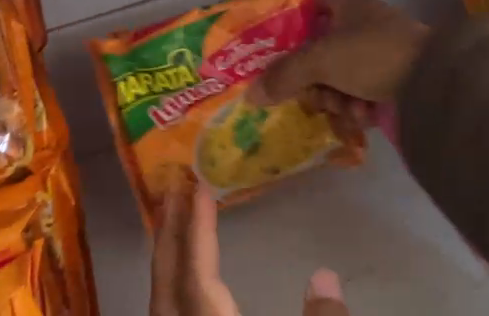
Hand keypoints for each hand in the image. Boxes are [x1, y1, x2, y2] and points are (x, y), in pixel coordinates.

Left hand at [150, 174, 350, 315]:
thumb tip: (326, 276)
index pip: (196, 273)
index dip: (196, 228)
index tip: (197, 186)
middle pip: (166, 280)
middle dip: (169, 232)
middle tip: (173, 186)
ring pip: (161, 298)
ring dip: (167, 256)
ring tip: (174, 220)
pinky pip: (169, 310)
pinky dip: (172, 284)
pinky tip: (185, 275)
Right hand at [248, 0, 428, 126]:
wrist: (433, 82)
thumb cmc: (373, 54)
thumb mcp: (321, 59)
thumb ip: (284, 75)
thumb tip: (250, 94)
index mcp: (348, 7)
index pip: (309, 14)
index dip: (292, 36)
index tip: (279, 63)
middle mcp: (363, 28)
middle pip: (320, 56)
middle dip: (315, 82)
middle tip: (316, 96)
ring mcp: (379, 58)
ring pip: (338, 81)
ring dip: (336, 100)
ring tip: (347, 109)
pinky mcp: (393, 86)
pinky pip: (360, 98)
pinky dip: (357, 110)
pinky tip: (364, 117)